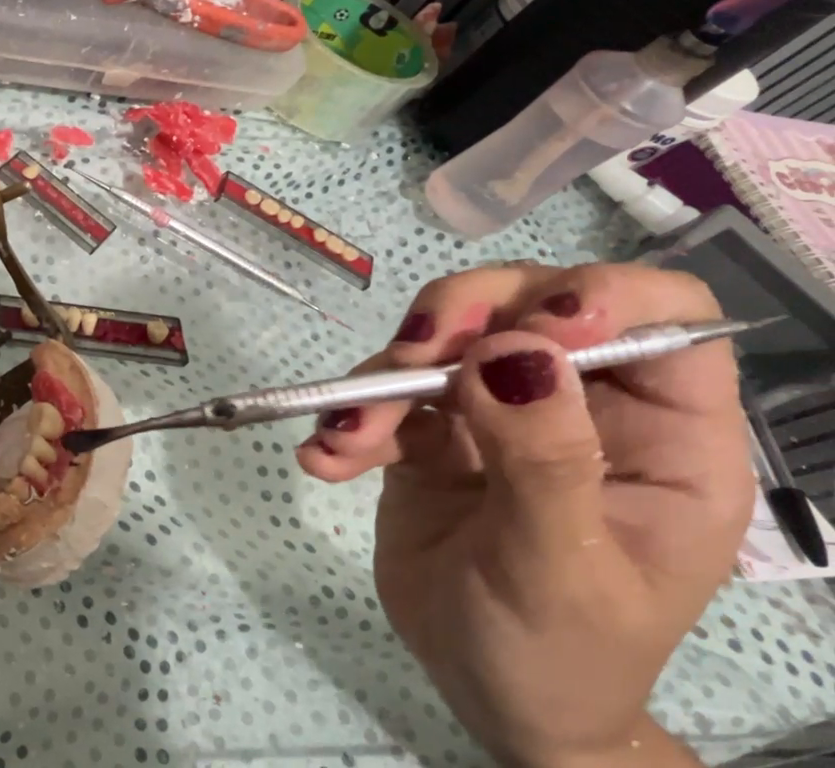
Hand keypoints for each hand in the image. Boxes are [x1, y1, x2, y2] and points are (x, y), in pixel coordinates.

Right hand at [297, 264, 750, 765]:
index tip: (525, 332)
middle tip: (408, 356)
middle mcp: (583, 406)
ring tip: (346, 442)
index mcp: (665, 437)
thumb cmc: (560, 650)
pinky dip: (347, 419)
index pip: (662, 318)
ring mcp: (499, 414)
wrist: (485, 693)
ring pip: (445, 340)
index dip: (599, 298)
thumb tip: (508, 352)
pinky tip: (325, 461)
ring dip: (382, 379)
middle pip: (529, 303)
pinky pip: (385, 393)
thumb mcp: (560, 567)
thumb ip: (544, 458)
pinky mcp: (431, 434)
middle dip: (461, 318)